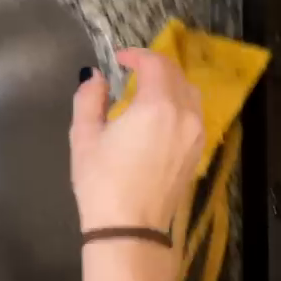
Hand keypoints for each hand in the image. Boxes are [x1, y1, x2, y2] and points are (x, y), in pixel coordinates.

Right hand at [70, 48, 204, 234]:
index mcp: (156, 106)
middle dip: (154, 67)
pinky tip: (155, 118)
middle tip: (130, 71)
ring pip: (189, 94)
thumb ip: (88, 100)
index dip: (136, 55)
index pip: (155, 64)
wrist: (129, 225)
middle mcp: (184, 114)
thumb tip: (93, 77)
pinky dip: (176, 105)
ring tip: (144, 93)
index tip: (118, 58)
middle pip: (177, 75)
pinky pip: (192, 115)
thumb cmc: (101, 181)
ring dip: (168, 85)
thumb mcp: (84, 137)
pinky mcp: (197, 151)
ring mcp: (196, 133)